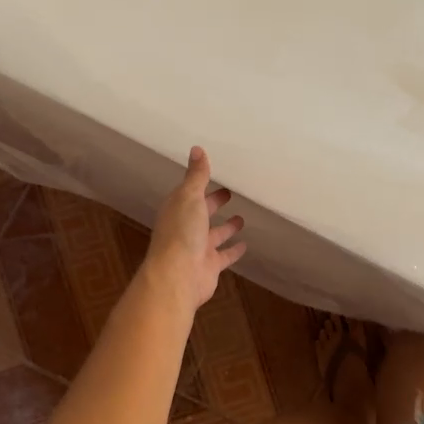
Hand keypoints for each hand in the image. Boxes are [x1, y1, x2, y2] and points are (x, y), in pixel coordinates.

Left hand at [142, 147, 246, 309]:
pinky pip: (224, 255)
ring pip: (214, 235)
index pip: (190, 193)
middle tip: (229, 193)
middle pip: (202, 213)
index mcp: (177, 210)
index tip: (215, 174)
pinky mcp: (210, 265)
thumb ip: (196, 176)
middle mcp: (186, 228)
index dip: (200, 184)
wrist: (178, 275)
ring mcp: (198, 248)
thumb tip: (197, 149)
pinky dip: (233, 250)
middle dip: (214, 203)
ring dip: (226, 227)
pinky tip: (245, 245)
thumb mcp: (189, 197)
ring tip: (242, 219)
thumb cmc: (182, 232)